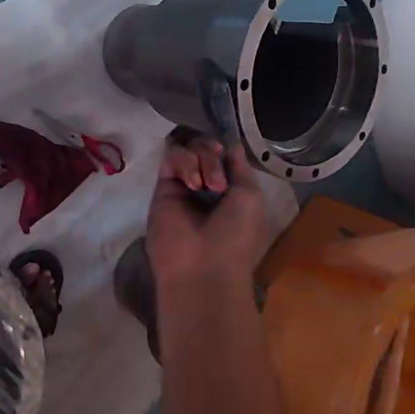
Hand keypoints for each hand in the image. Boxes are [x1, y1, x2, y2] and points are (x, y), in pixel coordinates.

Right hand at [147, 134, 276, 285]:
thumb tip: (232, 146)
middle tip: (217, 184)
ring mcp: (183, 188)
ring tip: (204, 186)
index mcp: (231, 192)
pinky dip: (183, 162)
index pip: (225, 157)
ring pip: (189, 150)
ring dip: (201, 160)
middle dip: (214, 156)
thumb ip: (240, 169)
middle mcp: (206, 188)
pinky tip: (190, 183)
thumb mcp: (251, 197)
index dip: (226, 150)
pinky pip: (171, 158)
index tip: (227, 153)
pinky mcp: (163, 189)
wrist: (204, 267)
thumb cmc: (236, 236)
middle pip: (206, 149)